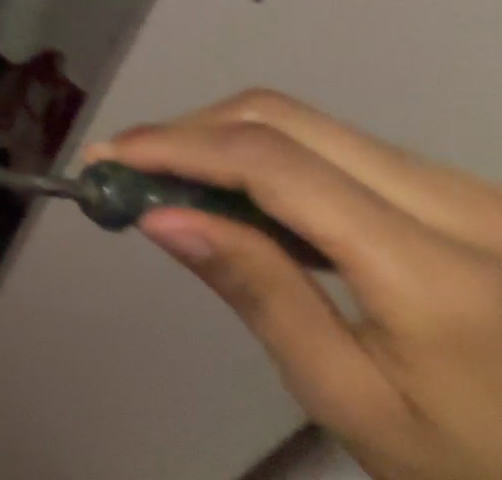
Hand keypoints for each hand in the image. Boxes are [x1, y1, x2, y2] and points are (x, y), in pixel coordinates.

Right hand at [87, 91, 501, 479]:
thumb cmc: (472, 457)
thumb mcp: (354, 398)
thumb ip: (261, 295)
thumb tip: (157, 215)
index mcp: (438, 269)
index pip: (274, 163)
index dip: (175, 146)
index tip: (103, 158)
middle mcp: (469, 207)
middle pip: (288, 121)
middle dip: (189, 132)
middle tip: (126, 168)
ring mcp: (481, 197)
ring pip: (317, 128)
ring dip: (225, 143)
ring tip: (171, 187)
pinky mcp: (478, 201)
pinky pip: (349, 152)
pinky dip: (273, 160)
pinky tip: (242, 202)